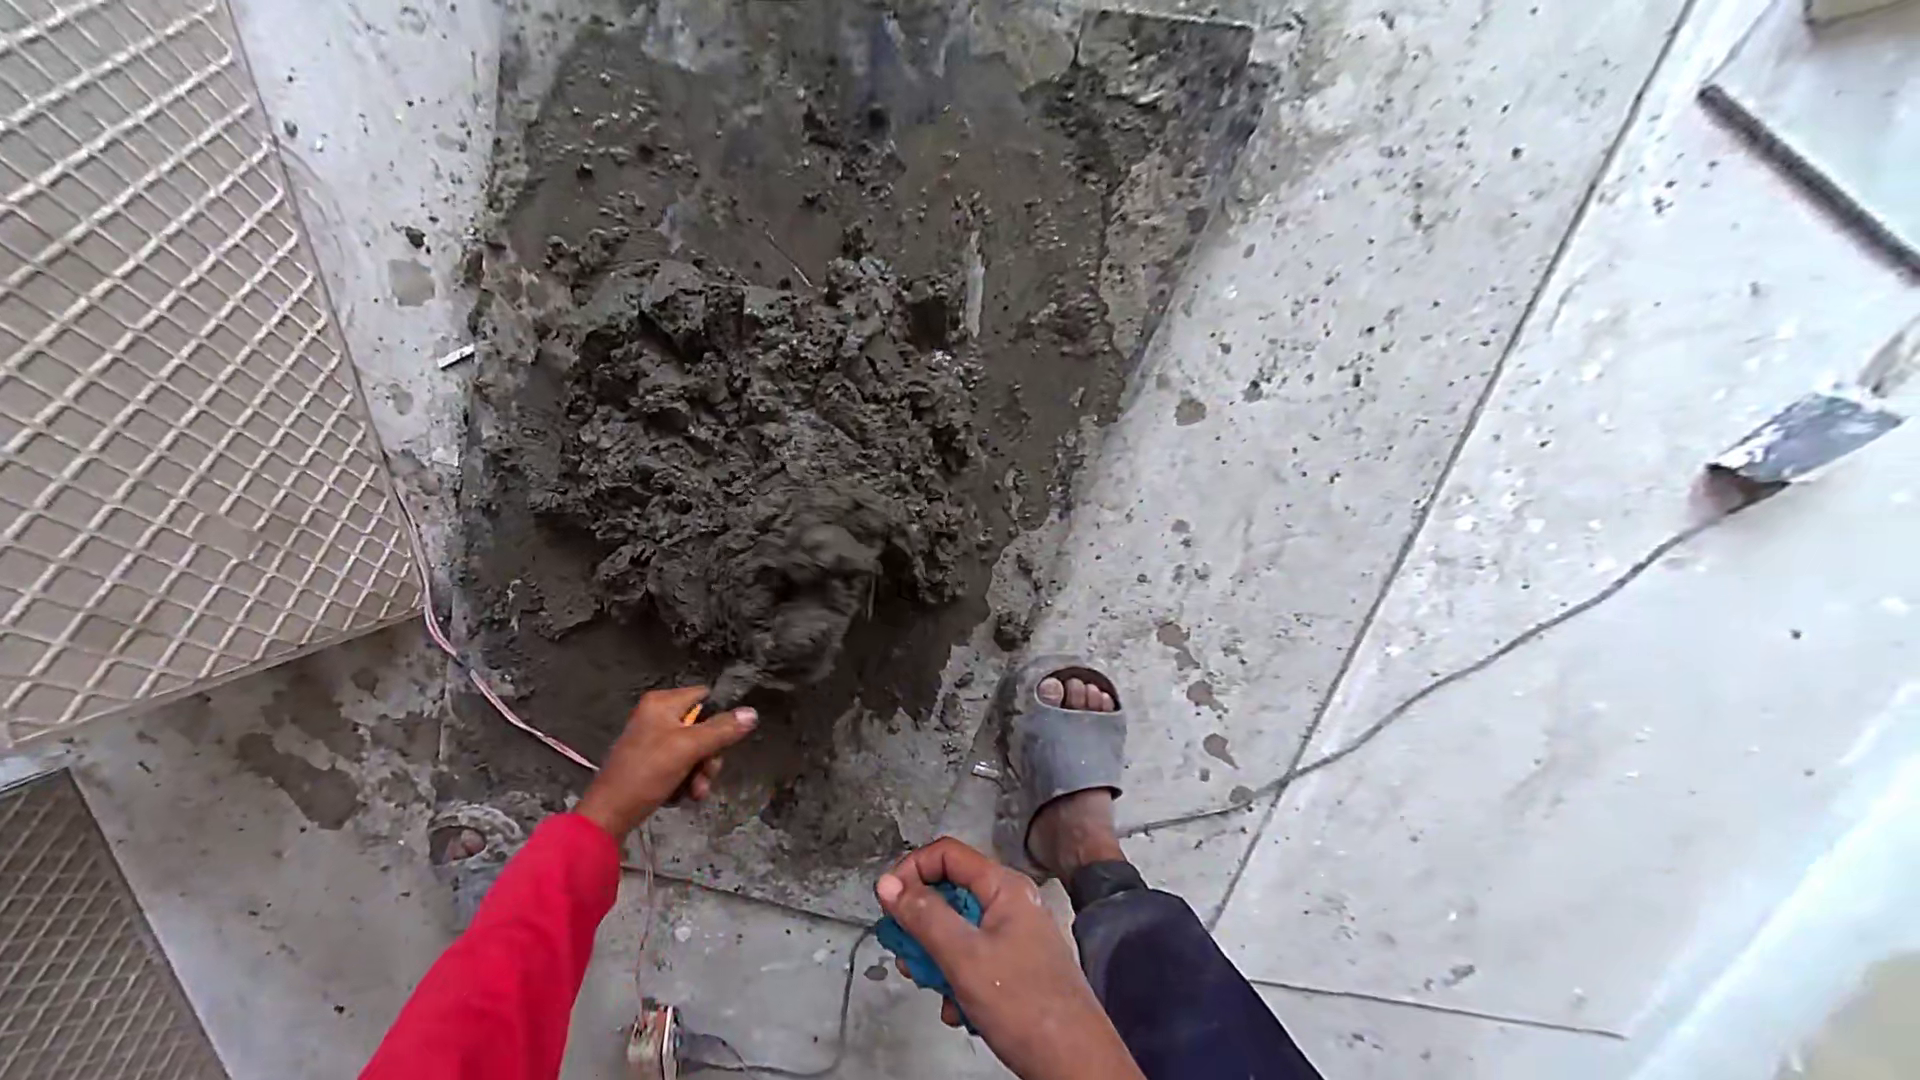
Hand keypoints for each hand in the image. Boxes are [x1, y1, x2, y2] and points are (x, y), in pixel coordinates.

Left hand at [574, 686, 756, 837]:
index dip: (719, 716)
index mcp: (662, 703)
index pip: (706, 697)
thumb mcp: (688, 749)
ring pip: (696, 749)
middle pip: (704, 726)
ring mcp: (654, 740)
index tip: (724, 739)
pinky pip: (682, 764)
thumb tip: (752, 713)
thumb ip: (722, 730)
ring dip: (701, 772)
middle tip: (705, 773)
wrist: (608, 816)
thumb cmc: (646, 773)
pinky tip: (683, 795)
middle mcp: (657, 716)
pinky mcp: (651, 762)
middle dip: (710, 755)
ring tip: (695, 791)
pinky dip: (687, 780)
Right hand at [875, 838, 1143, 1079]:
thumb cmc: (1029, 1007)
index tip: (889, 901)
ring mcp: (1014, 934)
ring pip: (958, 929)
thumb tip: (890, 884)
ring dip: (937, 957)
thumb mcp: (964, 956)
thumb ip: (924, 916)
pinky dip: (957, 978)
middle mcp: (1011, 902)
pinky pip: (972, 956)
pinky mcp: (1015, 964)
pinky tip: (957, 1007)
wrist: (1075, 1064)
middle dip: (922, 923)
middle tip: (905, 950)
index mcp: (1004, 886)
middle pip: (950, 892)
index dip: (912, 870)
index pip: (946, 853)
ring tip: (932, 984)